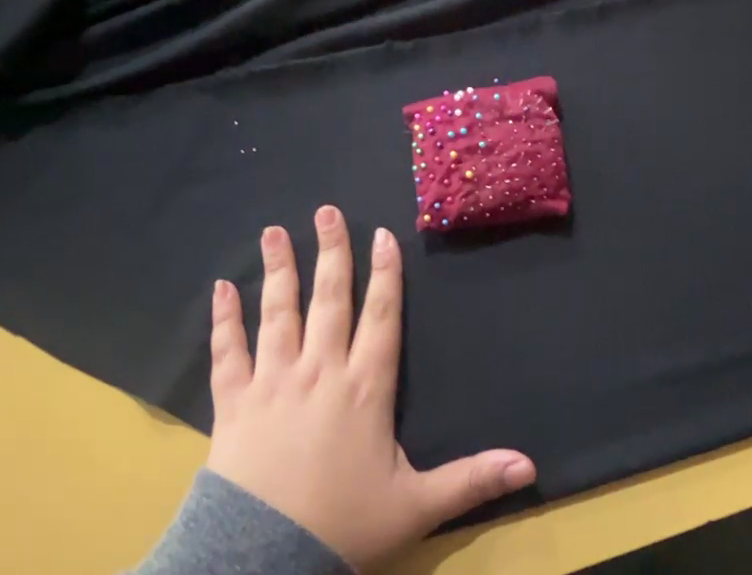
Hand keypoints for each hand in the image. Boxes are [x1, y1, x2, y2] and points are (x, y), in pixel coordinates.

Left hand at [206, 206, 536, 569]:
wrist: (264, 559)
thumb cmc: (344, 526)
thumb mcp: (416, 506)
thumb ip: (471, 480)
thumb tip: (530, 466)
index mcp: (365, 388)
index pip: (380, 317)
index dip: (384, 274)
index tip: (380, 234)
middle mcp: (319, 371)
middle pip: (329, 300)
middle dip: (331, 253)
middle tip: (326, 211)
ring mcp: (272, 382)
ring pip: (278, 314)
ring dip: (278, 271)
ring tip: (273, 232)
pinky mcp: (233, 403)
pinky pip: (227, 353)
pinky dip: (223, 320)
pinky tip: (220, 288)